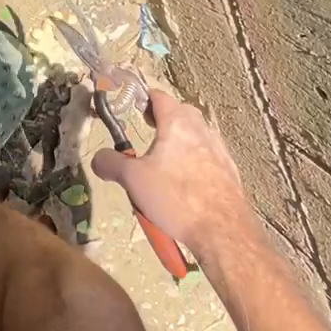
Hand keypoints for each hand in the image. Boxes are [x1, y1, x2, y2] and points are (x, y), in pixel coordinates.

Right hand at [92, 90, 255, 255]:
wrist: (225, 234)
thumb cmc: (176, 197)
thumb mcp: (132, 179)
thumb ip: (110, 163)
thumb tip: (99, 159)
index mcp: (176, 123)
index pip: (159, 96)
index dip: (143, 98)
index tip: (133, 107)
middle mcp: (201, 131)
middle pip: (181, 112)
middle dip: (164, 118)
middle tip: (149, 131)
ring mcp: (220, 152)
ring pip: (197, 135)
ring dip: (181, 141)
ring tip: (167, 161)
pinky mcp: (231, 174)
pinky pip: (210, 157)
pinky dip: (196, 162)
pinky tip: (187, 183)